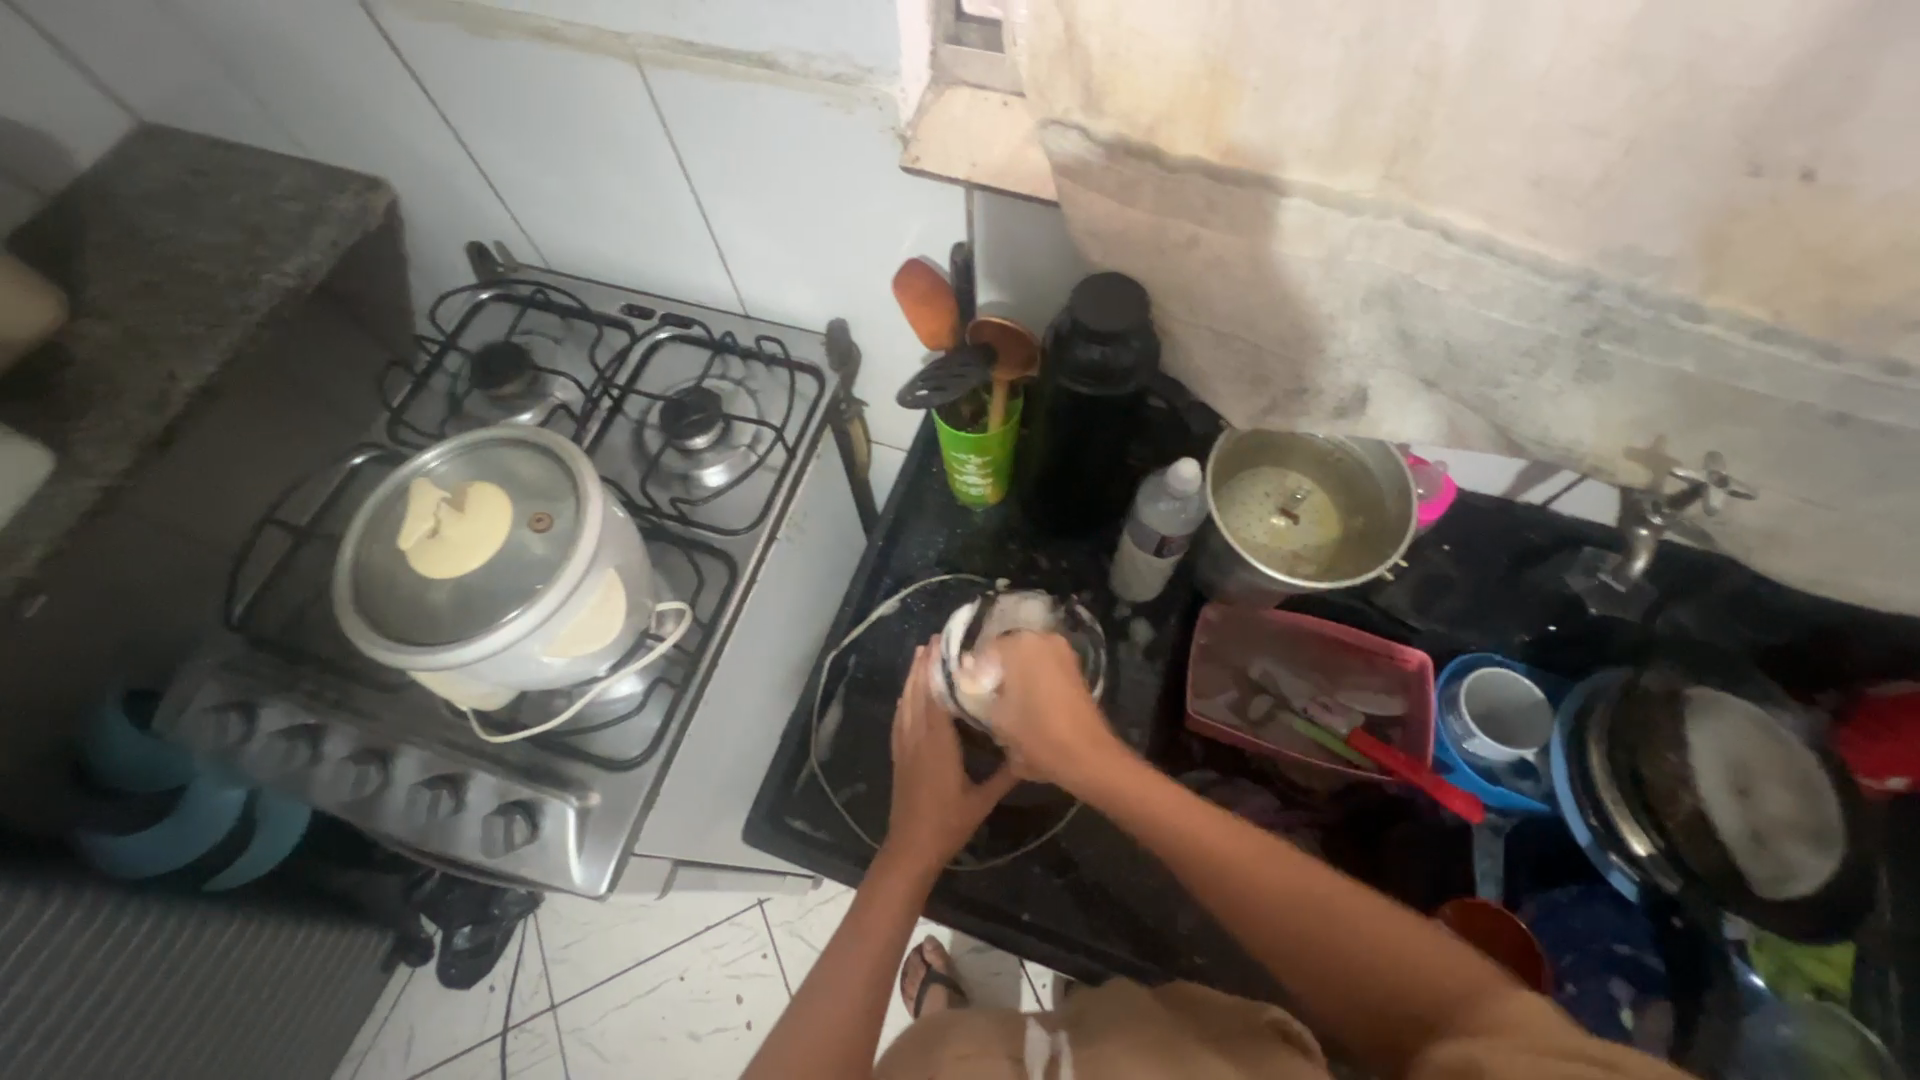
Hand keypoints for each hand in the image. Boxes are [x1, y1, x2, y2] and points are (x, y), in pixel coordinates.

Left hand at [883, 637, 1017, 873]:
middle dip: (924, 664)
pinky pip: (900, 717)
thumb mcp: (983, 800)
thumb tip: (1029, 748)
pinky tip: (908, 690)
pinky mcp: (899, 754)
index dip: (938, 668)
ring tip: (920, 653)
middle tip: (934, 638)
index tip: (944, 644)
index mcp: (937, 744)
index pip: (935, 696)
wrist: (911, 848)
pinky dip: (905, 698)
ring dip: (912, 676)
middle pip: (917, 693)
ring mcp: (904, 745)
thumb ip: (1005, 773)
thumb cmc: (948, 823)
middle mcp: (917, 738)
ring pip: (906, 702)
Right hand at [982, 632, 1130, 793]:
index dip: (974, 672)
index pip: (984, 650)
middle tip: (986, 698)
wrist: (1087, 755)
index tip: (968, 694)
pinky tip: (1027, 705)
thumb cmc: (1037, 733)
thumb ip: (978, 695)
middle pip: (1007, 651)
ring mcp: (1063, 652)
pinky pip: (1043, 667)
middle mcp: (1043, 639)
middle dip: (995, 672)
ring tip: (1006, 704)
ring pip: (1027, 659)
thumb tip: (972, 686)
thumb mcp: (996, 717)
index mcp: (1021, 644)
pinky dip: (1033, 680)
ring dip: (1015, 676)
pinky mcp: (1075, 668)